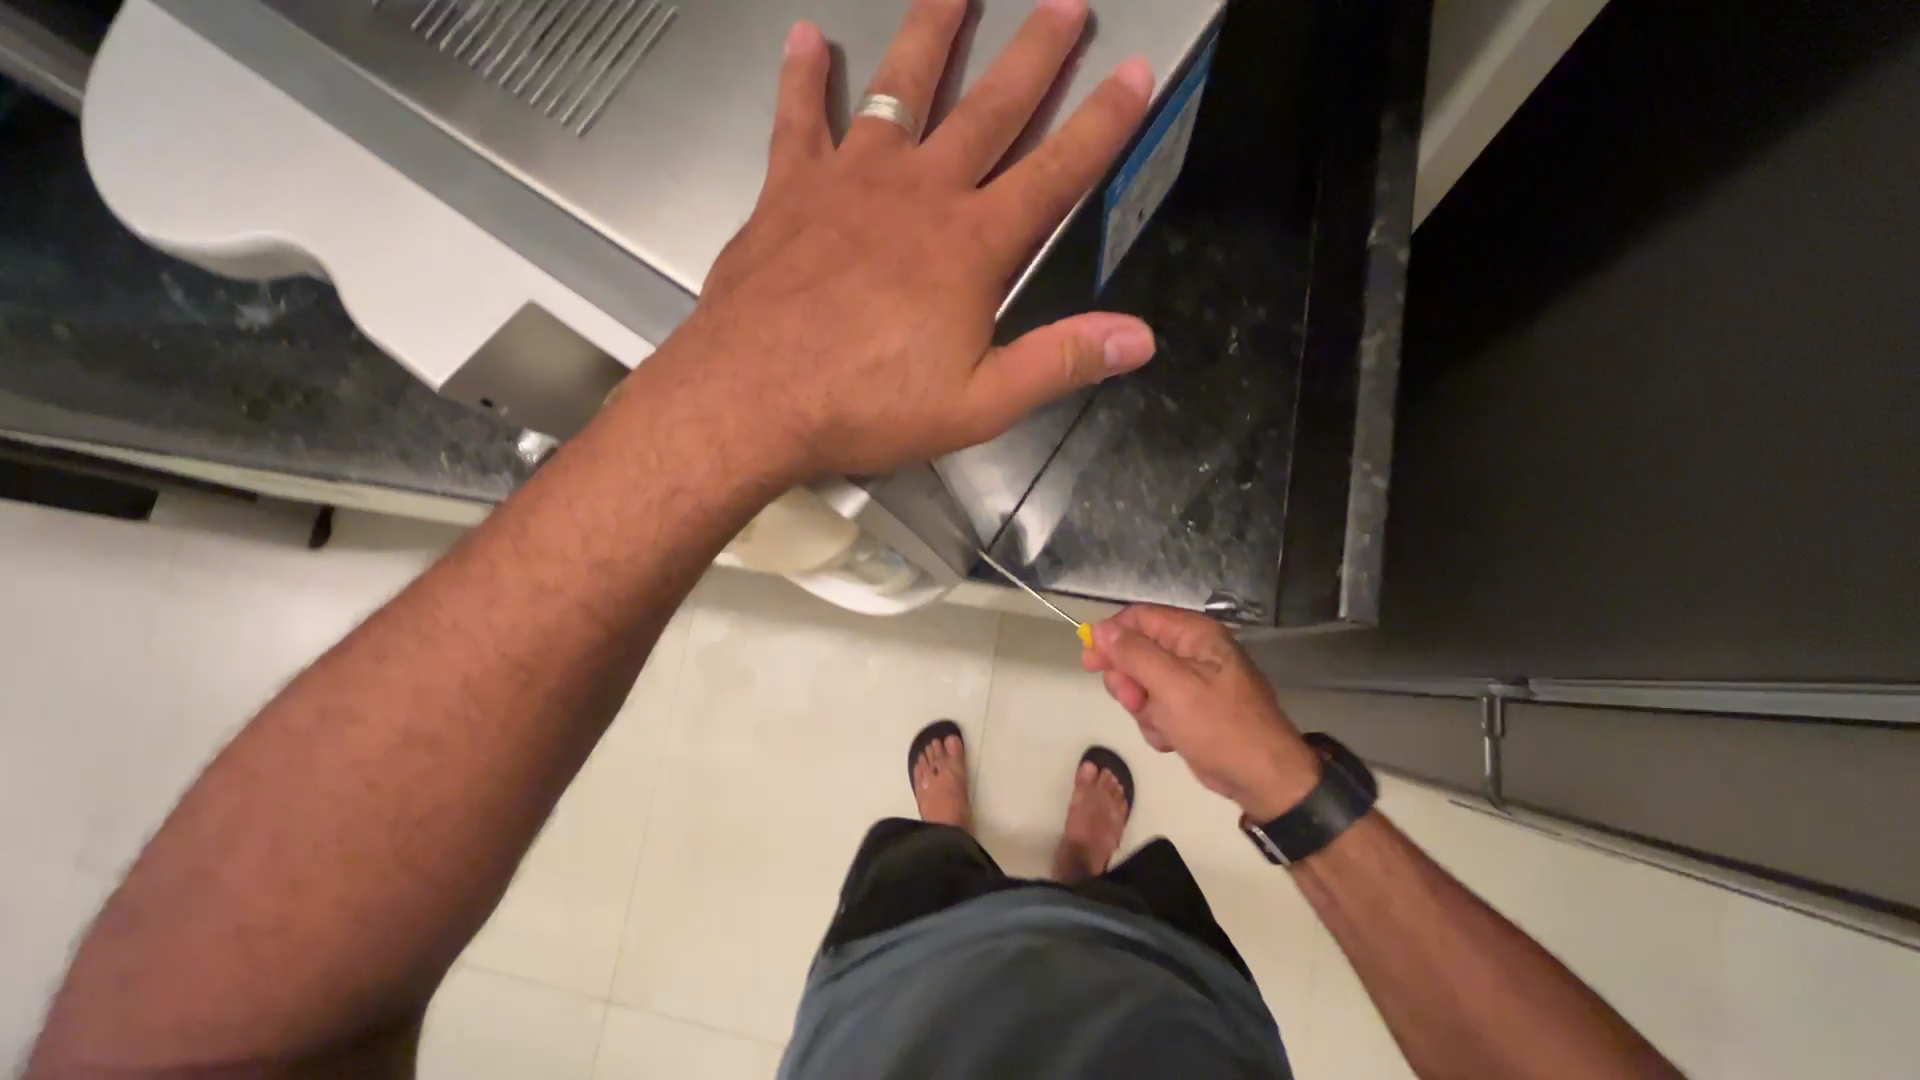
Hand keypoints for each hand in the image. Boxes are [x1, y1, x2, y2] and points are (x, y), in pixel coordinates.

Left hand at [657, 0, 1158, 478]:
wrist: (754, 398)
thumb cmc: (867, 405)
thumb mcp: (979, 404)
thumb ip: (1060, 362)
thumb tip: (1138, 338)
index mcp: (971, 245)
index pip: (1055, 171)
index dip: (1103, 122)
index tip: (1133, 72)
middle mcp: (918, 194)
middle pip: (989, 108)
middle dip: (1034, 53)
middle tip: (1063, 4)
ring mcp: (850, 182)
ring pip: (900, 88)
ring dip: (933, 33)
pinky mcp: (789, 190)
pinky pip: (798, 118)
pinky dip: (802, 78)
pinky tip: (805, 39)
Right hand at [1083, 606, 1324, 820]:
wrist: (1261, 778)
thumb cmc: (1220, 726)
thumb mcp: (1172, 686)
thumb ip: (1134, 654)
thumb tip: (1101, 629)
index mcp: (1195, 634)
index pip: (1139, 618)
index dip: (1111, 636)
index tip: (1091, 662)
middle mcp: (1193, 651)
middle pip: (1136, 652)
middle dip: (1129, 681)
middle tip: (1134, 702)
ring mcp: (1191, 682)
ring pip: (1141, 684)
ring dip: (1143, 708)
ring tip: (1164, 725)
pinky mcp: (1190, 709)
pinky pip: (1155, 708)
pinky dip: (1157, 724)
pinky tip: (1172, 738)